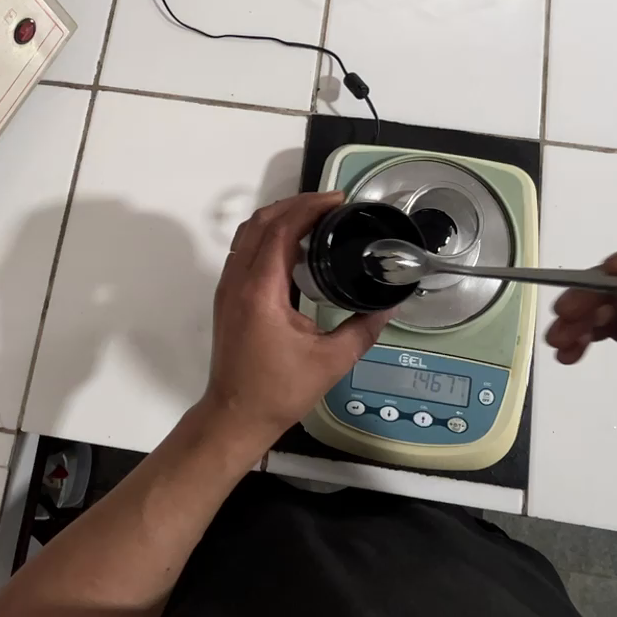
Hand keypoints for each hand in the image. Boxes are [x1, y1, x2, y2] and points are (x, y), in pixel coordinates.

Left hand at [200, 191, 394, 451]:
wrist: (235, 415)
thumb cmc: (278, 391)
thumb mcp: (331, 361)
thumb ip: (363, 329)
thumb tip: (388, 306)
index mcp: (261, 290)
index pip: (281, 230)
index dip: (308, 207)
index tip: (337, 200)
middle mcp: (238, 281)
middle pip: (261, 222)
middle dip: (295, 204)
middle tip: (330, 204)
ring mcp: (228, 287)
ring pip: (248, 233)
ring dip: (279, 217)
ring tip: (314, 217)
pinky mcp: (228, 296)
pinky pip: (244, 250)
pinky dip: (268, 236)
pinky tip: (294, 247)